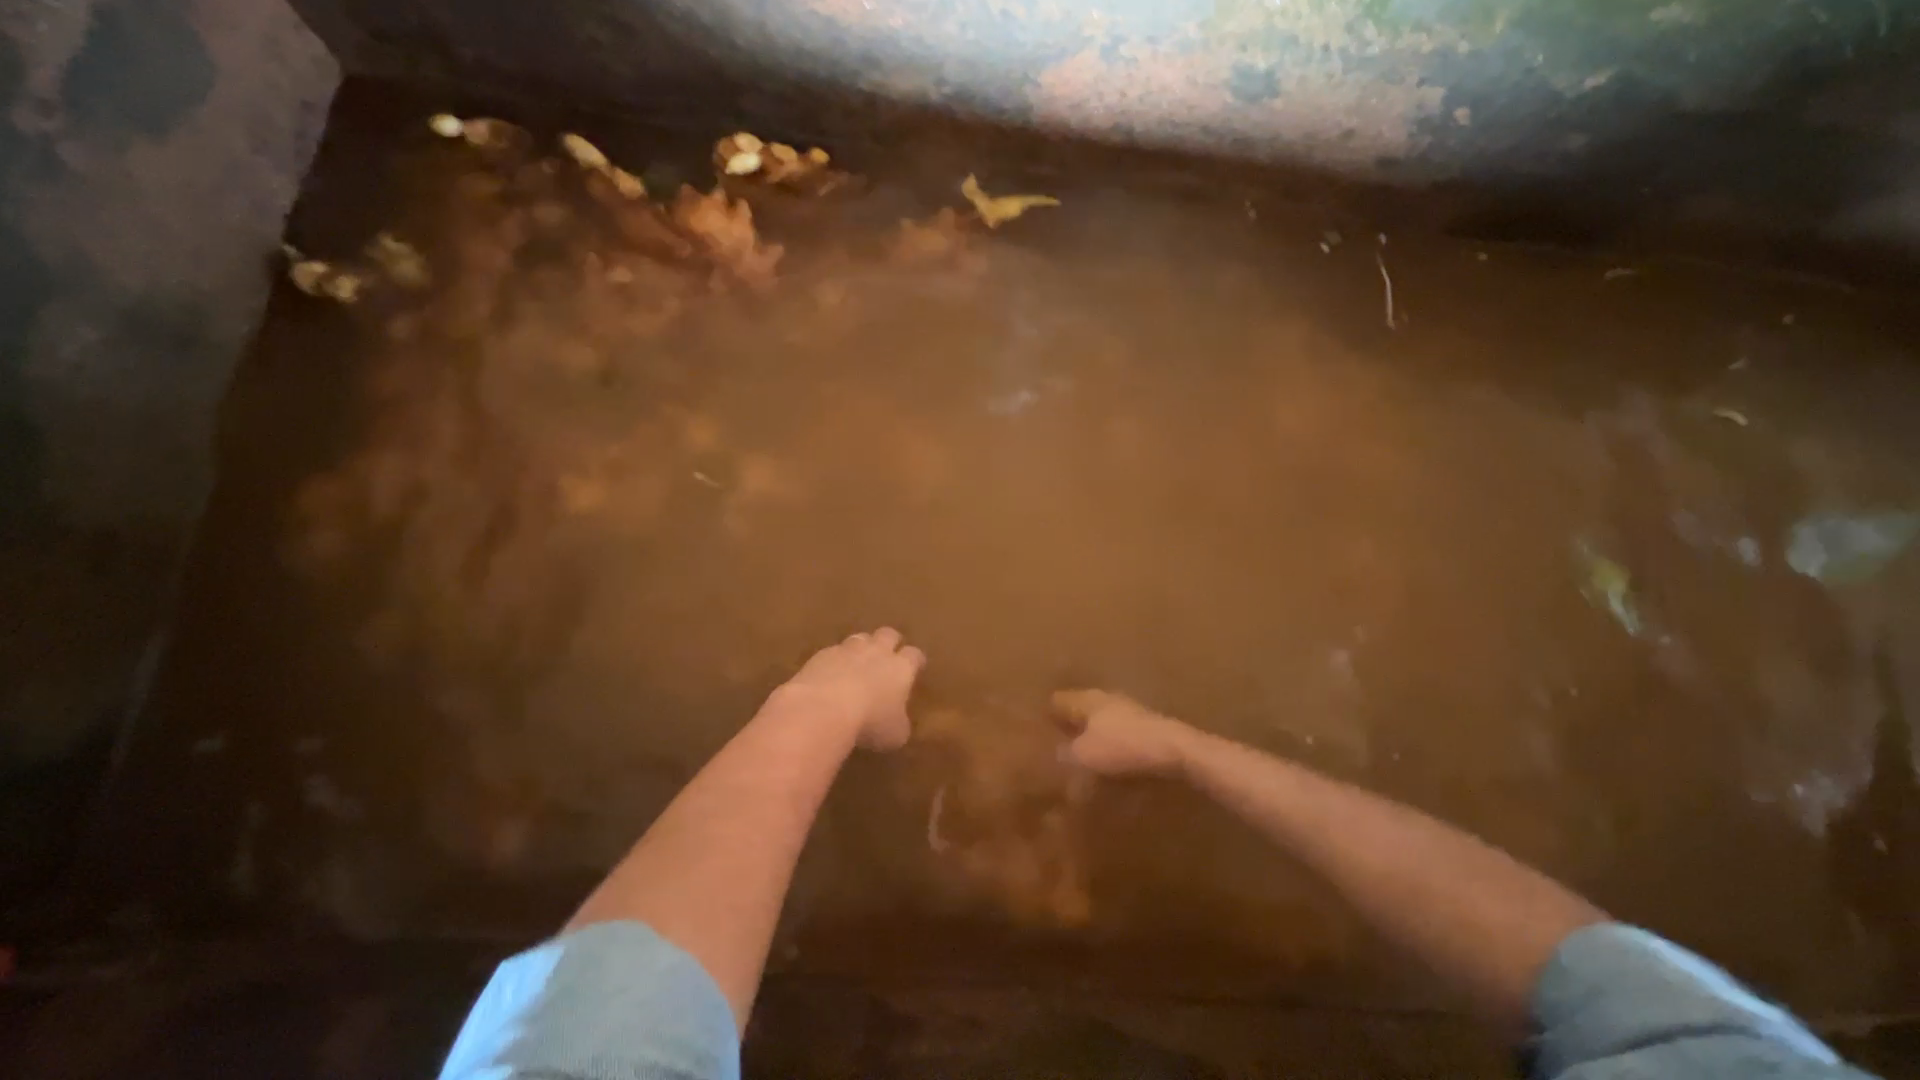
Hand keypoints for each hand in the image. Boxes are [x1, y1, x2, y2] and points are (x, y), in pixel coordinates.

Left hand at [772, 628, 925, 750]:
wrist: (824, 708)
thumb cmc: (869, 722)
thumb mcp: (895, 734)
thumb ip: (899, 723)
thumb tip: (898, 723)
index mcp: (901, 668)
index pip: (914, 655)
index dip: (916, 660)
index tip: (917, 665)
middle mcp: (877, 652)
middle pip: (888, 635)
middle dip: (890, 642)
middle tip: (888, 653)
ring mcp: (847, 650)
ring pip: (859, 638)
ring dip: (861, 647)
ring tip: (857, 661)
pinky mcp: (821, 655)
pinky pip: (833, 652)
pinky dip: (835, 661)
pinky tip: (830, 675)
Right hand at [1051, 689, 1193, 776]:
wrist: (1174, 750)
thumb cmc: (1121, 747)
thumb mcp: (1083, 756)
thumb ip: (1065, 755)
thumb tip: (1055, 754)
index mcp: (1087, 699)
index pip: (1059, 700)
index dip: (1047, 712)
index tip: (1036, 725)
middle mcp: (1107, 699)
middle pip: (1081, 709)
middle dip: (1070, 723)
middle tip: (1055, 741)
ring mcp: (1130, 711)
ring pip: (1101, 721)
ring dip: (1091, 735)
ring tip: (1080, 754)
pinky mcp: (1147, 728)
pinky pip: (1119, 735)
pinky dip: (1110, 744)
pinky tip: (1108, 760)